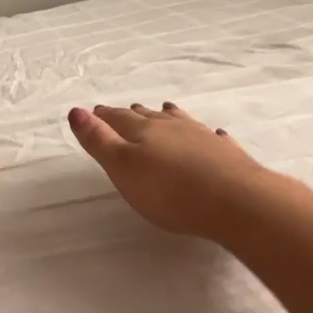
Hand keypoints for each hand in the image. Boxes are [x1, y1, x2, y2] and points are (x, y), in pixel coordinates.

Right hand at [68, 102, 270, 238]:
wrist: (237, 202)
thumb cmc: (170, 190)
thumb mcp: (122, 167)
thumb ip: (99, 140)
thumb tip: (76, 110)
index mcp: (143, 131)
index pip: (118, 118)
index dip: (104, 116)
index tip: (94, 111)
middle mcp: (173, 127)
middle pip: (149, 117)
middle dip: (134, 114)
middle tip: (126, 111)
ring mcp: (203, 138)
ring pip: (181, 122)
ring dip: (169, 117)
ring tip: (164, 110)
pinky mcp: (228, 154)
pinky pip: (213, 138)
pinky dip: (206, 135)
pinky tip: (213, 134)